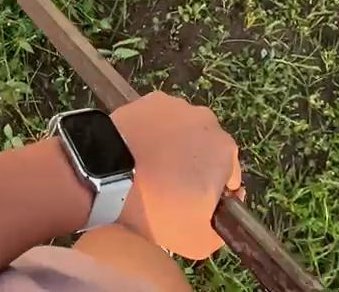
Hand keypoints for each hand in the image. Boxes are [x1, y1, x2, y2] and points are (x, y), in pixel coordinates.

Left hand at [109, 92, 242, 259]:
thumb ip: (221, 225)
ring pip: (184, 132)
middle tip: (172, 188)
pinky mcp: (150, 99)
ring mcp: (176, 105)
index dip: (214, 195)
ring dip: (176, 147)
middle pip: (207, 150)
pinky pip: (160, 120)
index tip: (195, 205)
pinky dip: (155, 132)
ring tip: (153, 169)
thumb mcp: (199, 238)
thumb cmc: (159, 206)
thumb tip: (221, 209)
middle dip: (196, 167)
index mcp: (225, 150)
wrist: (108, 172)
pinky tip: (140, 151)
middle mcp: (206, 120)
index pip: (229, 177)